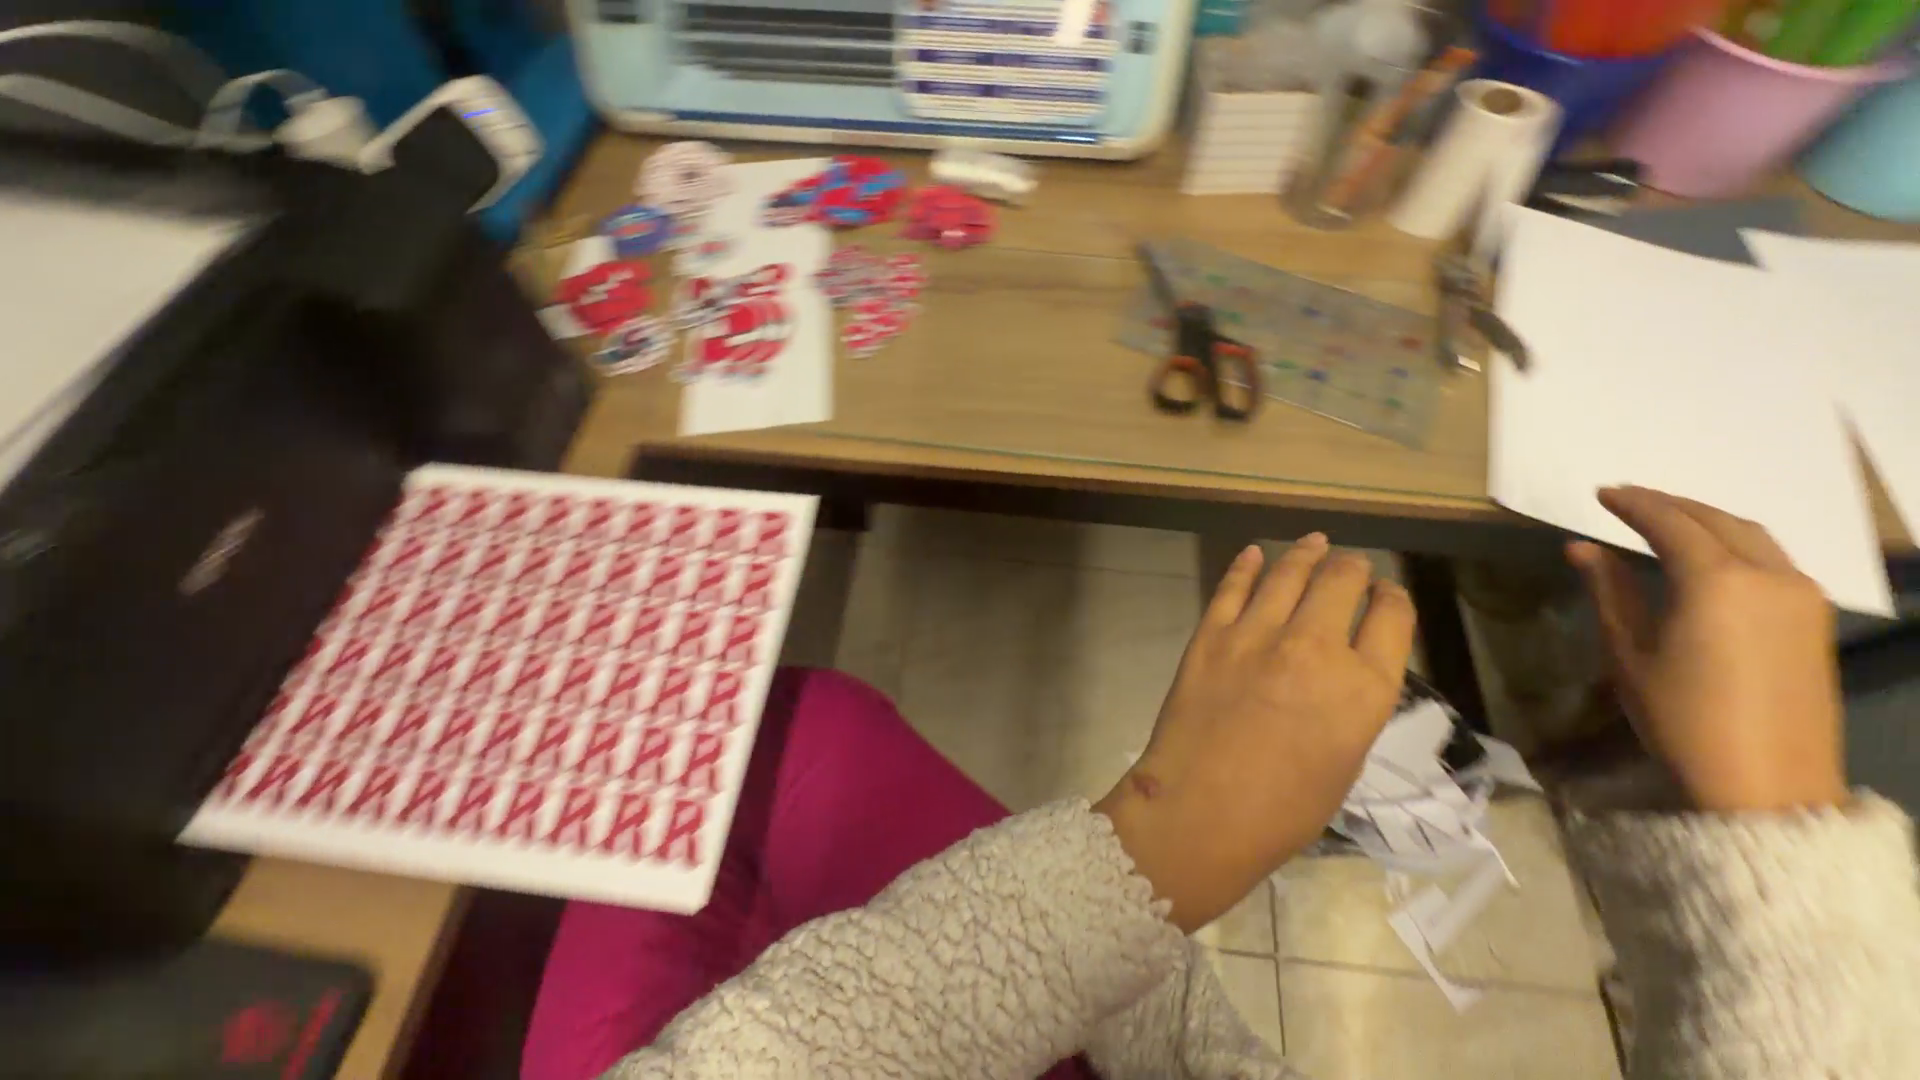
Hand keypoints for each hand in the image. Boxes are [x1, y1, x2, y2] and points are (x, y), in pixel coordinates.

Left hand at [1095, 536, 1414, 931]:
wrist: (1200, 812)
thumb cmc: (1284, 809)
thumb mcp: (1346, 760)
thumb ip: (1353, 704)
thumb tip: (1347, 669)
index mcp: (1365, 688)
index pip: (1393, 617)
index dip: (1392, 598)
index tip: (1385, 595)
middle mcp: (1316, 647)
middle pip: (1343, 581)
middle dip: (1353, 568)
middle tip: (1350, 566)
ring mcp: (1258, 634)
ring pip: (1289, 572)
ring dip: (1306, 553)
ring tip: (1315, 543)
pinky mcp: (1210, 634)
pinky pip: (1233, 586)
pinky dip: (1247, 565)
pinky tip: (1255, 553)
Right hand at [1568, 486, 1846, 812]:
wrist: (1765, 783)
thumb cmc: (1681, 718)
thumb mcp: (1630, 653)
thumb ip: (1609, 591)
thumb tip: (1581, 548)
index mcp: (1717, 582)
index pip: (1670, 523)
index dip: (1633, 504)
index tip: (1601, 494)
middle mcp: (1769, 576)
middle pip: (1717, 520)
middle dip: (1671, 505)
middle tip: (1629, 500)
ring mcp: (1801, 596)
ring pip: (1752, 536)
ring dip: (1706, 520)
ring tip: (1666, 520)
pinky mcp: (1814, 619)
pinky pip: (1772, 560)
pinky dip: (1734, 543)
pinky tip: (1709, 555)